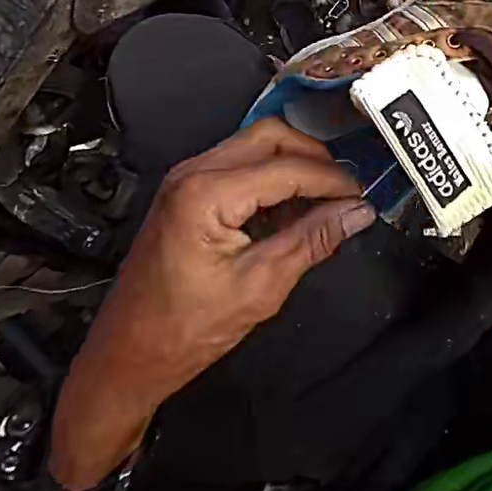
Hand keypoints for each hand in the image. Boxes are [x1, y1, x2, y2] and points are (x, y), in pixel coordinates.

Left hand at [48, 118, 375, 487]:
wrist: (130, 353)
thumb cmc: (182, 329)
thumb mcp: (261, 286)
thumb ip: (313, 239)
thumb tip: (355, 214)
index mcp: (206, 194)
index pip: (287, 168)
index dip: (333, 180)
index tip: (361, 196)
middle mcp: (193, 174)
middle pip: (270, 137)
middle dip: (315, 158)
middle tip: (346, 190)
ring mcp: (187, 180)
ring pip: (255, 146)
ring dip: (294, 166)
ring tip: (324, 203)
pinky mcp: (188, 193)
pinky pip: (240, 167)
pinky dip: (272, 179)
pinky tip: (292, 210)